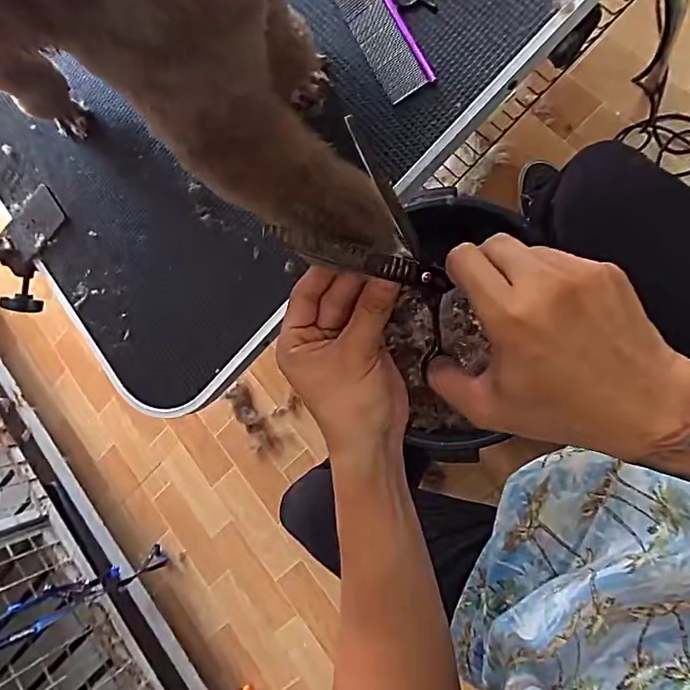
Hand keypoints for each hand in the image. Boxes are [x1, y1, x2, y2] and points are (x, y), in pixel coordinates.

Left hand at [277, 267, 406, 458]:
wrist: (375, 441)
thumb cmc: (349, 411)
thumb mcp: (356, 354)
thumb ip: (371, 311)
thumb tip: (384, 276)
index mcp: (296, 340)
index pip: (306, 293)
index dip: (325, 270)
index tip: (346, 248)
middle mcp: (316, 338)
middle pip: (334, 295)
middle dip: (355, 277)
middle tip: (378, 254)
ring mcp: (343, 341)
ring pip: (356, 304)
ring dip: (372, 288)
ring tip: (389, 265)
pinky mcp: (367, 346)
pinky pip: (373, 316)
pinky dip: (383, 303)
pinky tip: (394, 285)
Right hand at [426, 235, 689, 459]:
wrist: (644, 401)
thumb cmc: (570, 410)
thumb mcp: (495, 410)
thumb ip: (449, 384)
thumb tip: (434, 365)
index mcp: (510, 313)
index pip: (465, 255)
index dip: (456, 267)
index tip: (461, 283)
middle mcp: (543, 283)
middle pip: (494, 241)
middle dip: (486, 263)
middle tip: (493, 292)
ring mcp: (578, 272)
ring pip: (531, 248)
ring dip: (522, 269)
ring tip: (533, 305)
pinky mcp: (604, 270)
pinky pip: (565, 259)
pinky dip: (556, 277)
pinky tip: (565, 309)